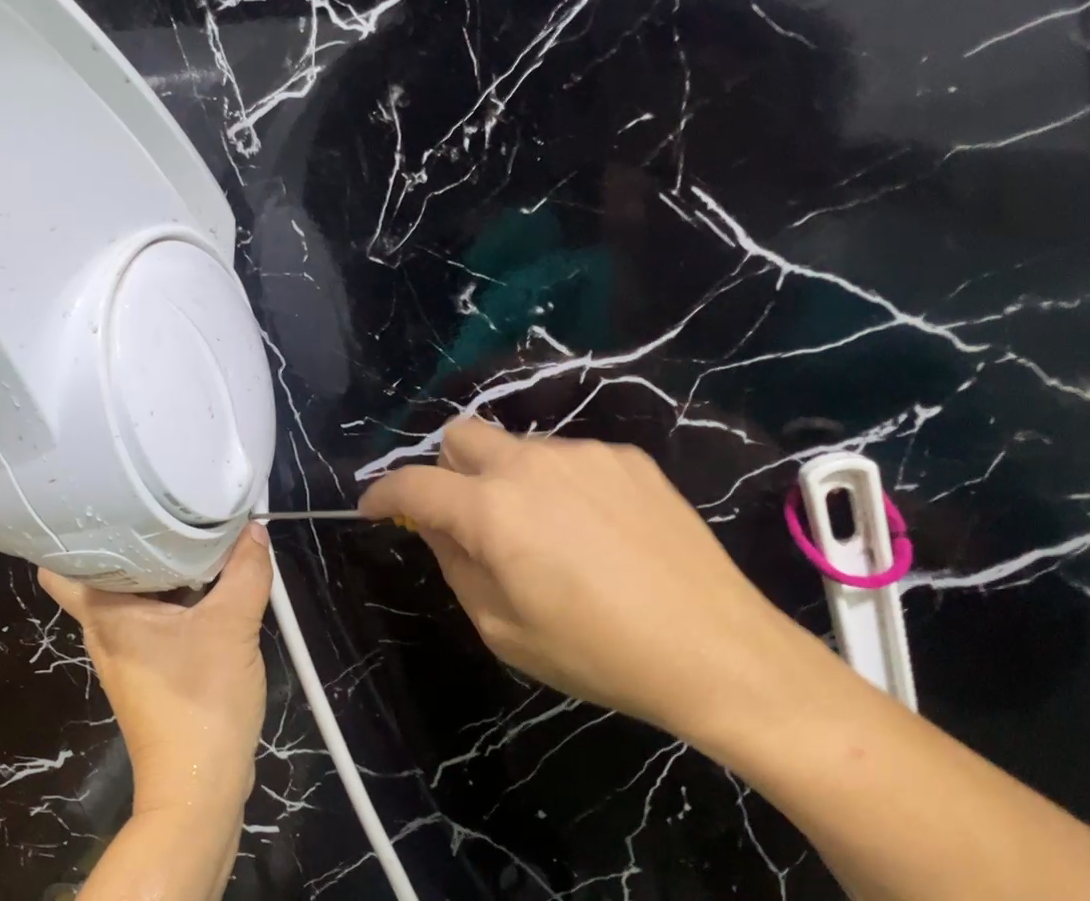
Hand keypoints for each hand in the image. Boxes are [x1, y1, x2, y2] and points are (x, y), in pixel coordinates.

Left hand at [38, 525, 271, 815]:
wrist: (200, 786)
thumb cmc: (200, 701)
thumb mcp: (232, 626)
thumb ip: (246, 571)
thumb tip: (254, 530)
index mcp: (104, 612)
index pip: (60, 563)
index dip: (73, 529)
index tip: (105, 497)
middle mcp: (104, 629)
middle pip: (103, 572)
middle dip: (131, 539)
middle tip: (161, 503)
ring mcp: (126, 653)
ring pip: (133, 596)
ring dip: (159, 569)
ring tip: (190, 534)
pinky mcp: (150, 670)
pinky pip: (154, 619)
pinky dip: (175, 599)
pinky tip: (208, 585)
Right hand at [359, 419, 813, 736]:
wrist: (717, 649)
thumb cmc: (597, 653)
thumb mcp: (503, 628)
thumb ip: (455, 565)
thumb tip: (432, 525)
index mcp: (492, 512)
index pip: (414, 483)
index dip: (383, 492)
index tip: (372, 508)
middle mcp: (532, 465)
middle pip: (461, 435)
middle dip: (445, 470)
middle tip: (463, 518)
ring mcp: (585, 455)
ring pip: (518, 448)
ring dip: (506, 480)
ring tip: (543, 536)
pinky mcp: (628, 459)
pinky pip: (570, 459)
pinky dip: (559, 486)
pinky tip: (595, 533)